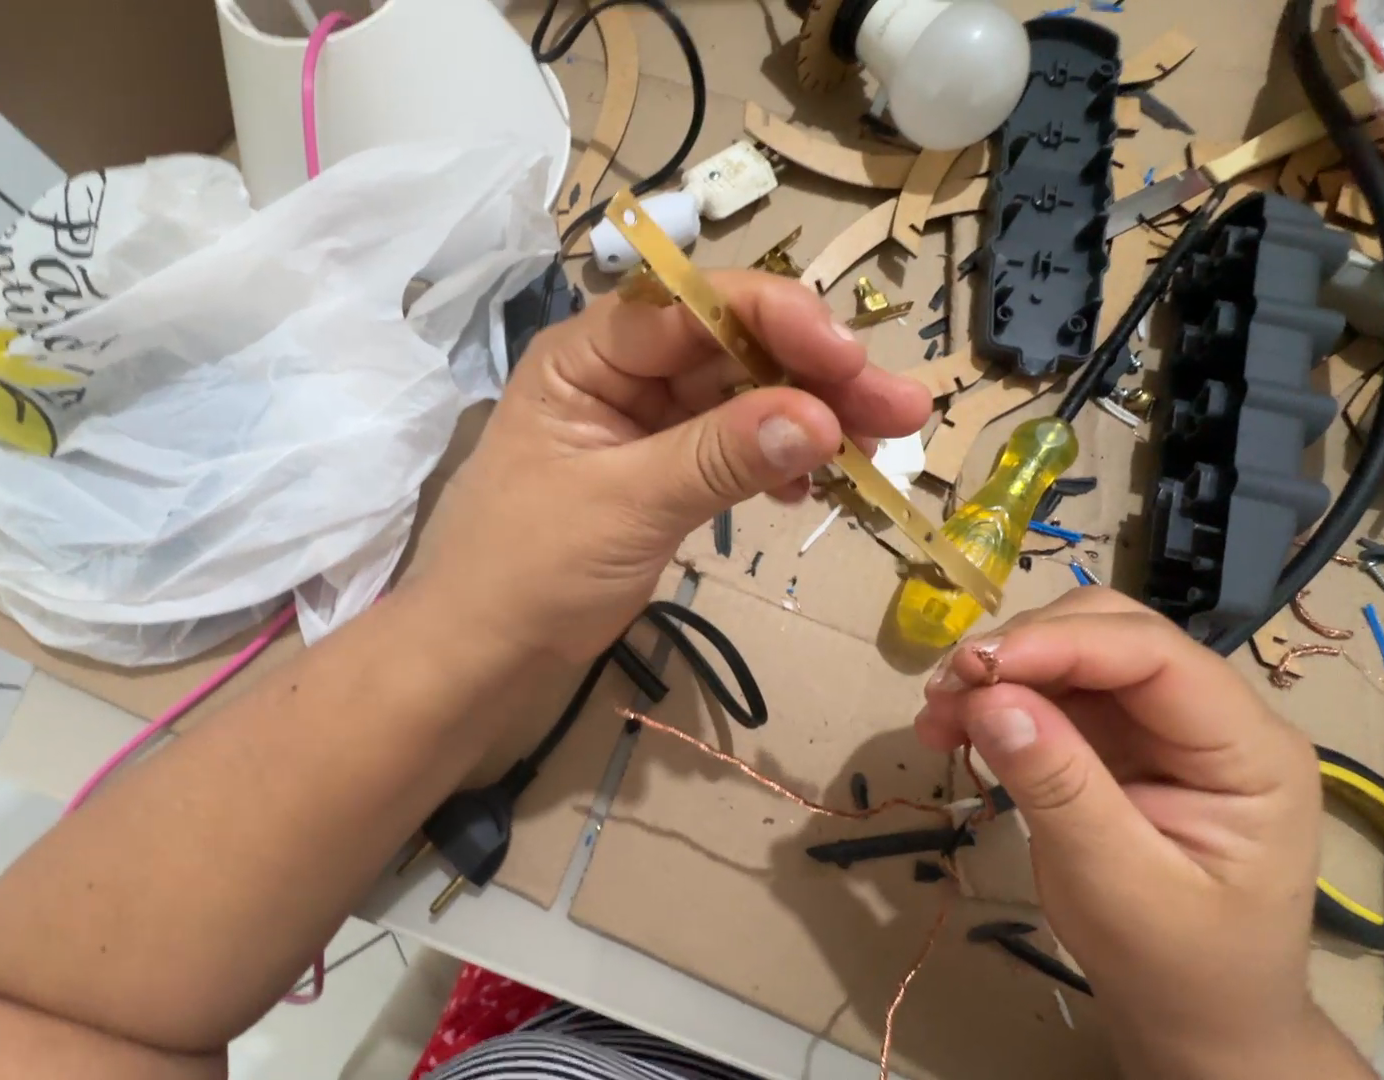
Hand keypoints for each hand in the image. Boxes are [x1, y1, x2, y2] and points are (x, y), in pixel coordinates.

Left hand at [411, 271, 930, 663]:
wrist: (484, 651)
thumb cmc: (530, 568)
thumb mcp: (626, 503)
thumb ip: (720, 455)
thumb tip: (822, 418)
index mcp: (587, 354)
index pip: (691, 308)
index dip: (775, 321)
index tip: (849, 358)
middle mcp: (618, 374)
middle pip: (730, 350)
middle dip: (814, 375)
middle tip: (900, 407)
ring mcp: (643, 424)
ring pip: (741, 400)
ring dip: (808, 419)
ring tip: (882, 445)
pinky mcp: (662, 471)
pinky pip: (731, 449)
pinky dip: (772, 462)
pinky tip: (810, 486)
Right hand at [915, 589, 1366, 1078]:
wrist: (1191, 1011)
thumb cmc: (1174, 962)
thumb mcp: (1115, 884)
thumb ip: (1058, 787)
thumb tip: (987, 699)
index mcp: (1248, 750)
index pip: (1153, 655)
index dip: (1058, 643)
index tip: (970, 666)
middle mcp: (1206, 716)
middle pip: (1108, 630)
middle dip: (1022, 648)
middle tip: (947, 690)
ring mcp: (1157, 722)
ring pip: (1067, 649)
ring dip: (996, 670)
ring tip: (936, 715)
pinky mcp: (1113, 735)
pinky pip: (1045, 689)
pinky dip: (992, 698)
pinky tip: (950, 727)